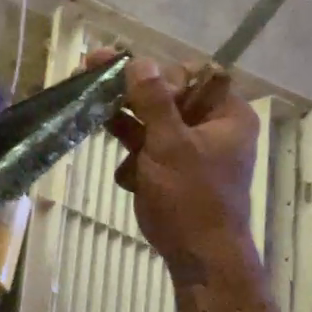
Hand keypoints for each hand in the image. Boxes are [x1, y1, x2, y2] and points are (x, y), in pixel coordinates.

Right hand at [86, 51, 259, 269]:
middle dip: (129, 87)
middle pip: (165, 94)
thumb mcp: (170, 144)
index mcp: (225, 116)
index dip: (157, 70)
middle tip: (90, 68)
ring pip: (148, 117)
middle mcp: (208, 125)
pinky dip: (125, 141)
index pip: (192, 76)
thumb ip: (153, 102)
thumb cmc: (192, 195)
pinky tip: (103, 136)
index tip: (120, 66)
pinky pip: (141, 141)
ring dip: (120, 112)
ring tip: (86, 96)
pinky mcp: (163, 164)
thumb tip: (139, 62)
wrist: (196, 249)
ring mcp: (184, 145)